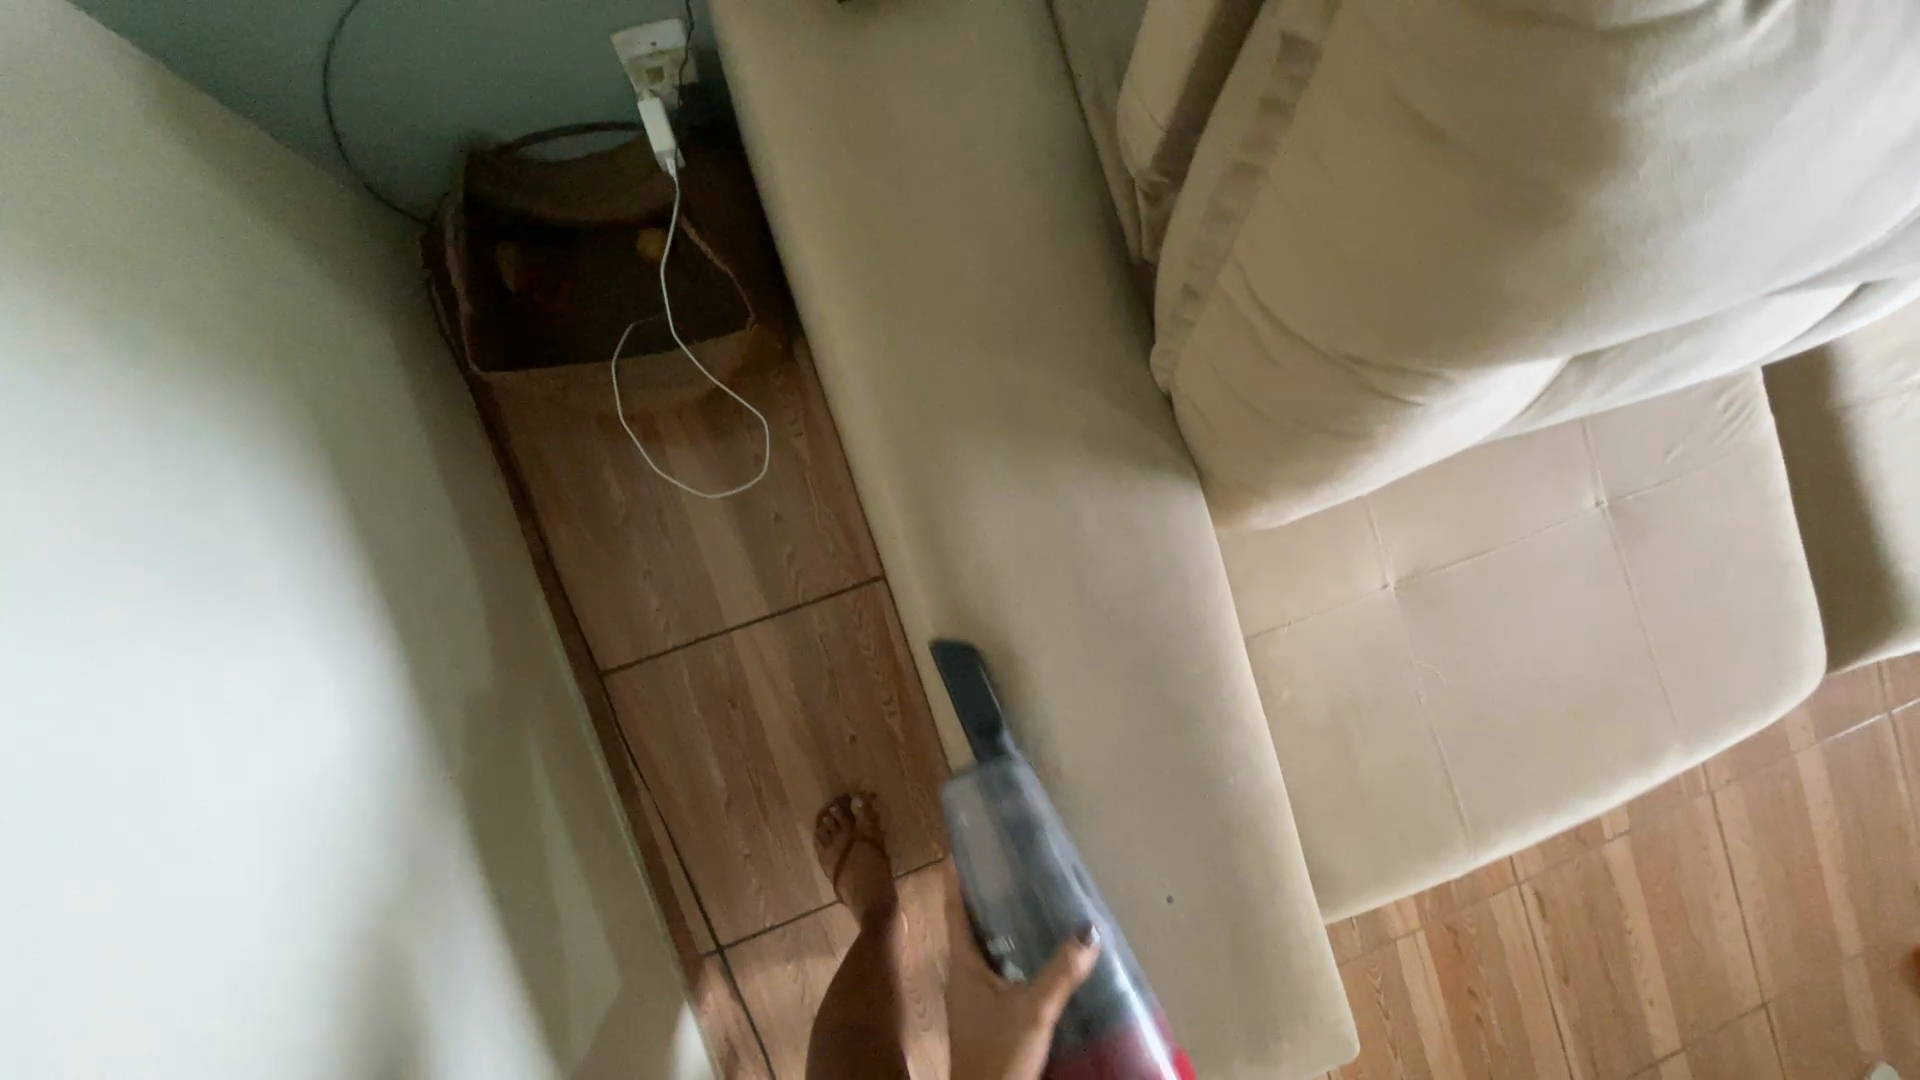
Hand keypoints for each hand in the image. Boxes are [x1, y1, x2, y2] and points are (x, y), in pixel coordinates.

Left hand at [944, 863, 1102, 1079]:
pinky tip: (1032, 946)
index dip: (956, 875)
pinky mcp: (984, 1011)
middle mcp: (961, 970)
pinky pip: (994, 965)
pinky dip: (1008, 948)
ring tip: (1023, 893)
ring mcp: (971, 993)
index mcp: (962, 961)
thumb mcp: (1034, 1010)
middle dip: (983, 892)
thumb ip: (1060, 971)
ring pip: (982, 944)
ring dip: (997, 920)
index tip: (961, 843)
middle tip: (1005, 861)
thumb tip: (1089, 928)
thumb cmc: (998, 1054)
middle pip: (968, 921)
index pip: (954, 906)